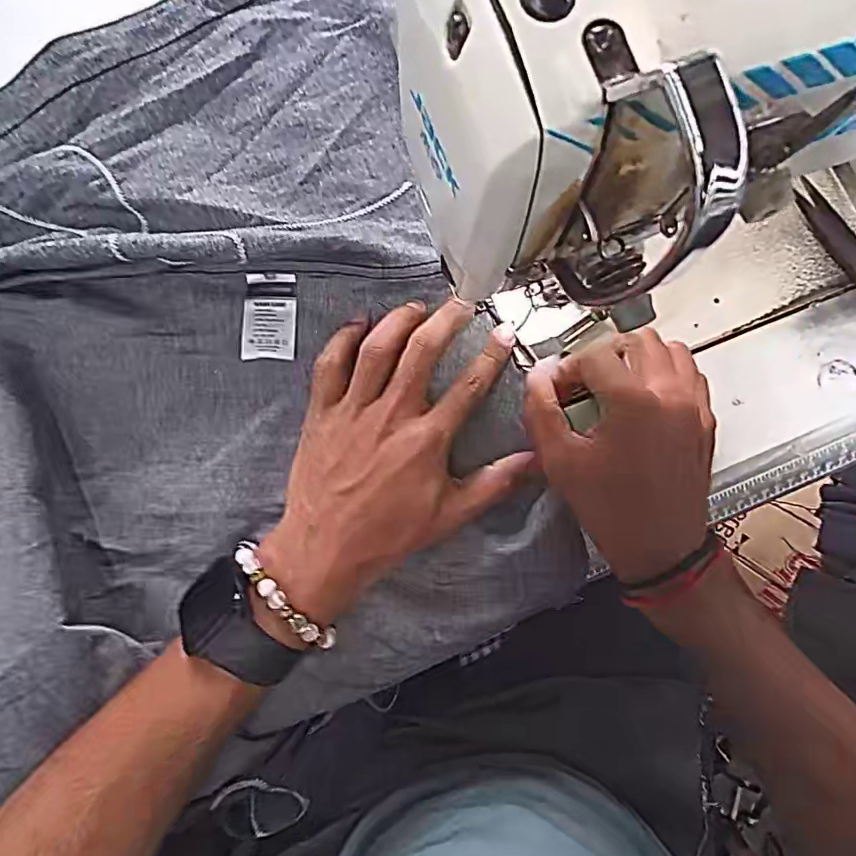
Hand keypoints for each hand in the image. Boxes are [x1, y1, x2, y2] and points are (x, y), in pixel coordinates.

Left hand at [256, 299, 535, 642]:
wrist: (325, 550)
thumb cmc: (385, 536)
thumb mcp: (448, 515)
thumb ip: (493, 483)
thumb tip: (532, 462)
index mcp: (425, 440)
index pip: (468, 385)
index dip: (490, 354)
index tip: (501, 334)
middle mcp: (390, 417)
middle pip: (422, 351)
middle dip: (446, 319)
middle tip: (460, 306)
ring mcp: (353, 411)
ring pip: (376, 348)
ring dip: (399, 320)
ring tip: (416, 308)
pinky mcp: (322, 414)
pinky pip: (330, 364)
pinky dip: (343, 338)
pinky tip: (358, 324)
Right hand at [522, 328, 714, 581]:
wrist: (661, 547)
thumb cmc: (615, 512)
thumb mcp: (560, 462)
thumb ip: (541, 411)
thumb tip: (538, 379)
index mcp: (634, 402)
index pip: (594, 354)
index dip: (567, 367)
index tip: (558, 388)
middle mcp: (670, 396)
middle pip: (636, 340)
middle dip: (604, 355)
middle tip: (585, 381)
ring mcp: (693, 407)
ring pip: (669, 350)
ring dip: (638, 358)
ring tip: (616, 384)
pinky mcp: (704, 420)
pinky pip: (689, 374)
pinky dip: (666, 374)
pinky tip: (645, 396)